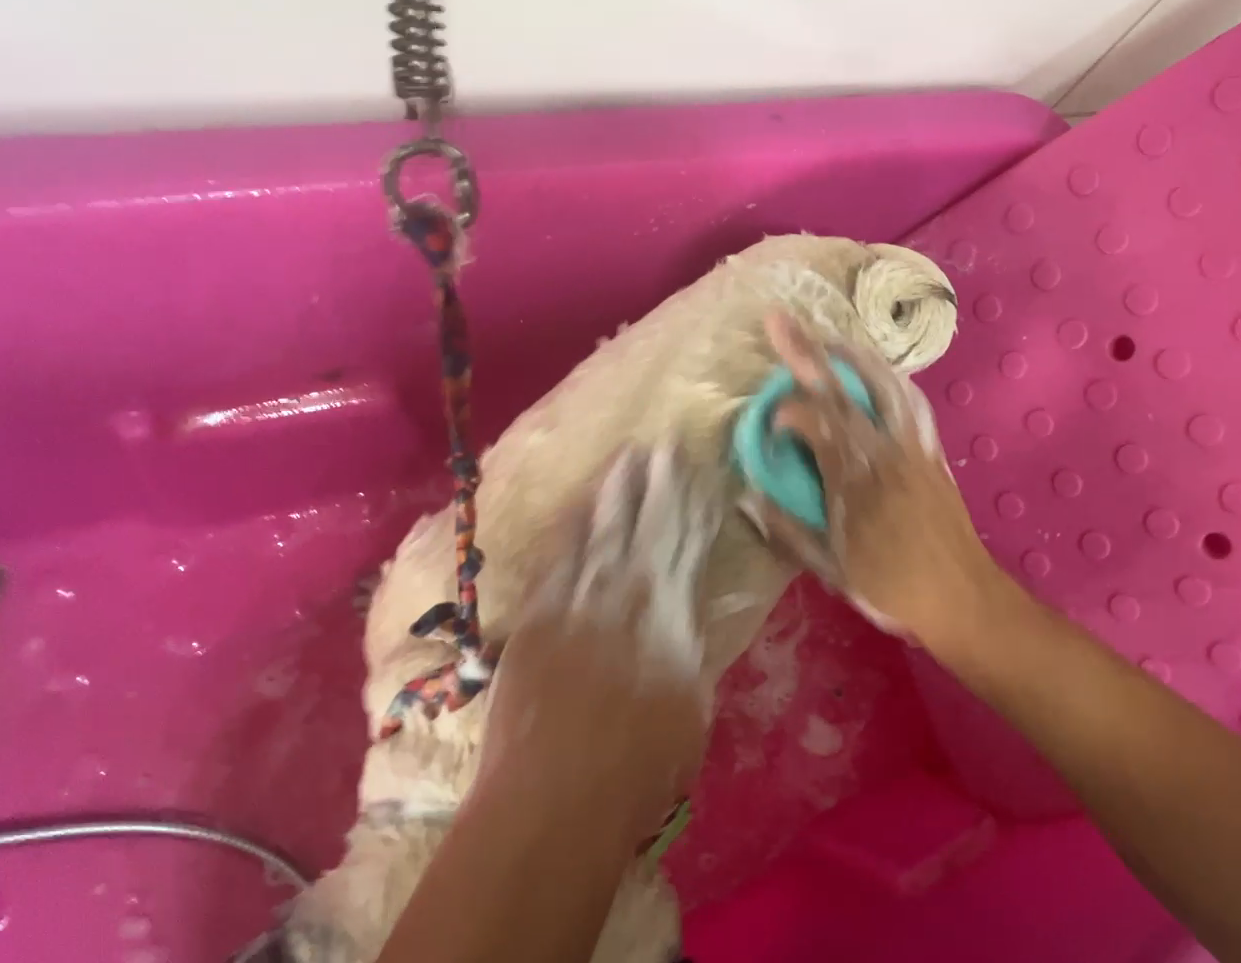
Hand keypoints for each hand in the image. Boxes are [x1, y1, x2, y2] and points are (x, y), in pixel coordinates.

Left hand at [473, 443, 717, 846]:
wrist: (557, 795)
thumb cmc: (641, 765)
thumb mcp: (693, 706)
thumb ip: (690, 651)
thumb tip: (688, 617)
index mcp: (674, 615)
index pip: (689, 547)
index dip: (696, 509)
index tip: (702, 475)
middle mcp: (630, 595)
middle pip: (649, 526)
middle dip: (660, 484)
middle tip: (666, 445)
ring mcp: (579, 600)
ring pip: (603, 529)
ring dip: (617, 490)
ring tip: (628, 455)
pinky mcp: (538, 614)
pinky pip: (558, 555)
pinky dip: (572, 524)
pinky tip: (580, 502)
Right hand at [741, 312, 997, 642]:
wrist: (962, 597)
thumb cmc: (892, 588)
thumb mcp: (831, 570)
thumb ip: (788, 531)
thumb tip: (749, 499)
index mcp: (855, 480)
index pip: (815, 423)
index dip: (787, 413)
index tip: (770, 426)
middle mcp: (886, 451)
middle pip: (845, 390)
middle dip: (809, 352)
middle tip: (780, 319)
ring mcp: (914, 447)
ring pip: (886, 384)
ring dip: (854, 355)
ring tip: (829, 338)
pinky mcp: (934, 451)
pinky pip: (911, 402)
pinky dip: (890, 379)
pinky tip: (879, 375)